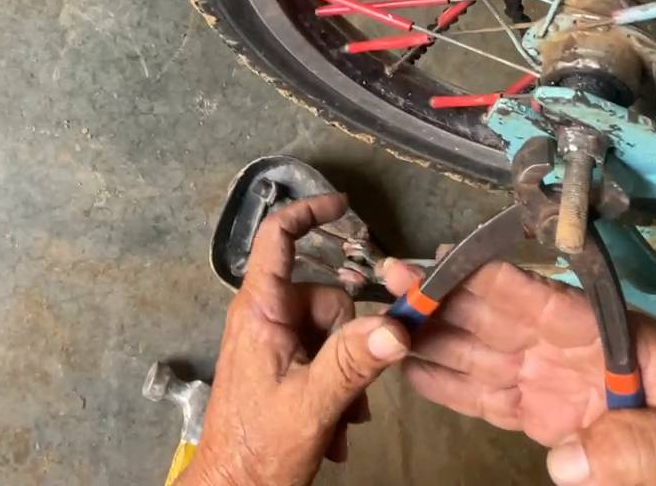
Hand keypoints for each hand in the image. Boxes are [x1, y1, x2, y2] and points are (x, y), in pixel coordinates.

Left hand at [179, 194, 411, 485]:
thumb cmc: (258, 451)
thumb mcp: (311, 407)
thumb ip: (352, 363)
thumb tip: (397, 327)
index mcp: (260, 309)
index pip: (278, 237)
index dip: (308, 211)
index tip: (342, 204)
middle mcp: (263, 315)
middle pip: (325, 298)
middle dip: (349, 344)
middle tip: (353, 396)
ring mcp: (269, 342)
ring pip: (328, 334)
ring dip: (345, 376)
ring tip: (342, 422)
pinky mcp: (276, 367)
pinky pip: (319, 358)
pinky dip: (334, 388)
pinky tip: (335, 428)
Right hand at [381, 257, 655, 485]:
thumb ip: (641, 449)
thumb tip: (564, 458)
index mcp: (615, 339)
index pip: (544, 301)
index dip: (492, 280)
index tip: (447, 260)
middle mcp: (575, 352)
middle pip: (500, 319)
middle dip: (446, 297)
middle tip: (396, 277)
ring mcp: (556, 387)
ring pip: (483, 355)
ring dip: (436, 338)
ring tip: (390, 320)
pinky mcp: (547, 424)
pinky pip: (490, 399)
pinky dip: (451, 386)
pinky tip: (417, 373)